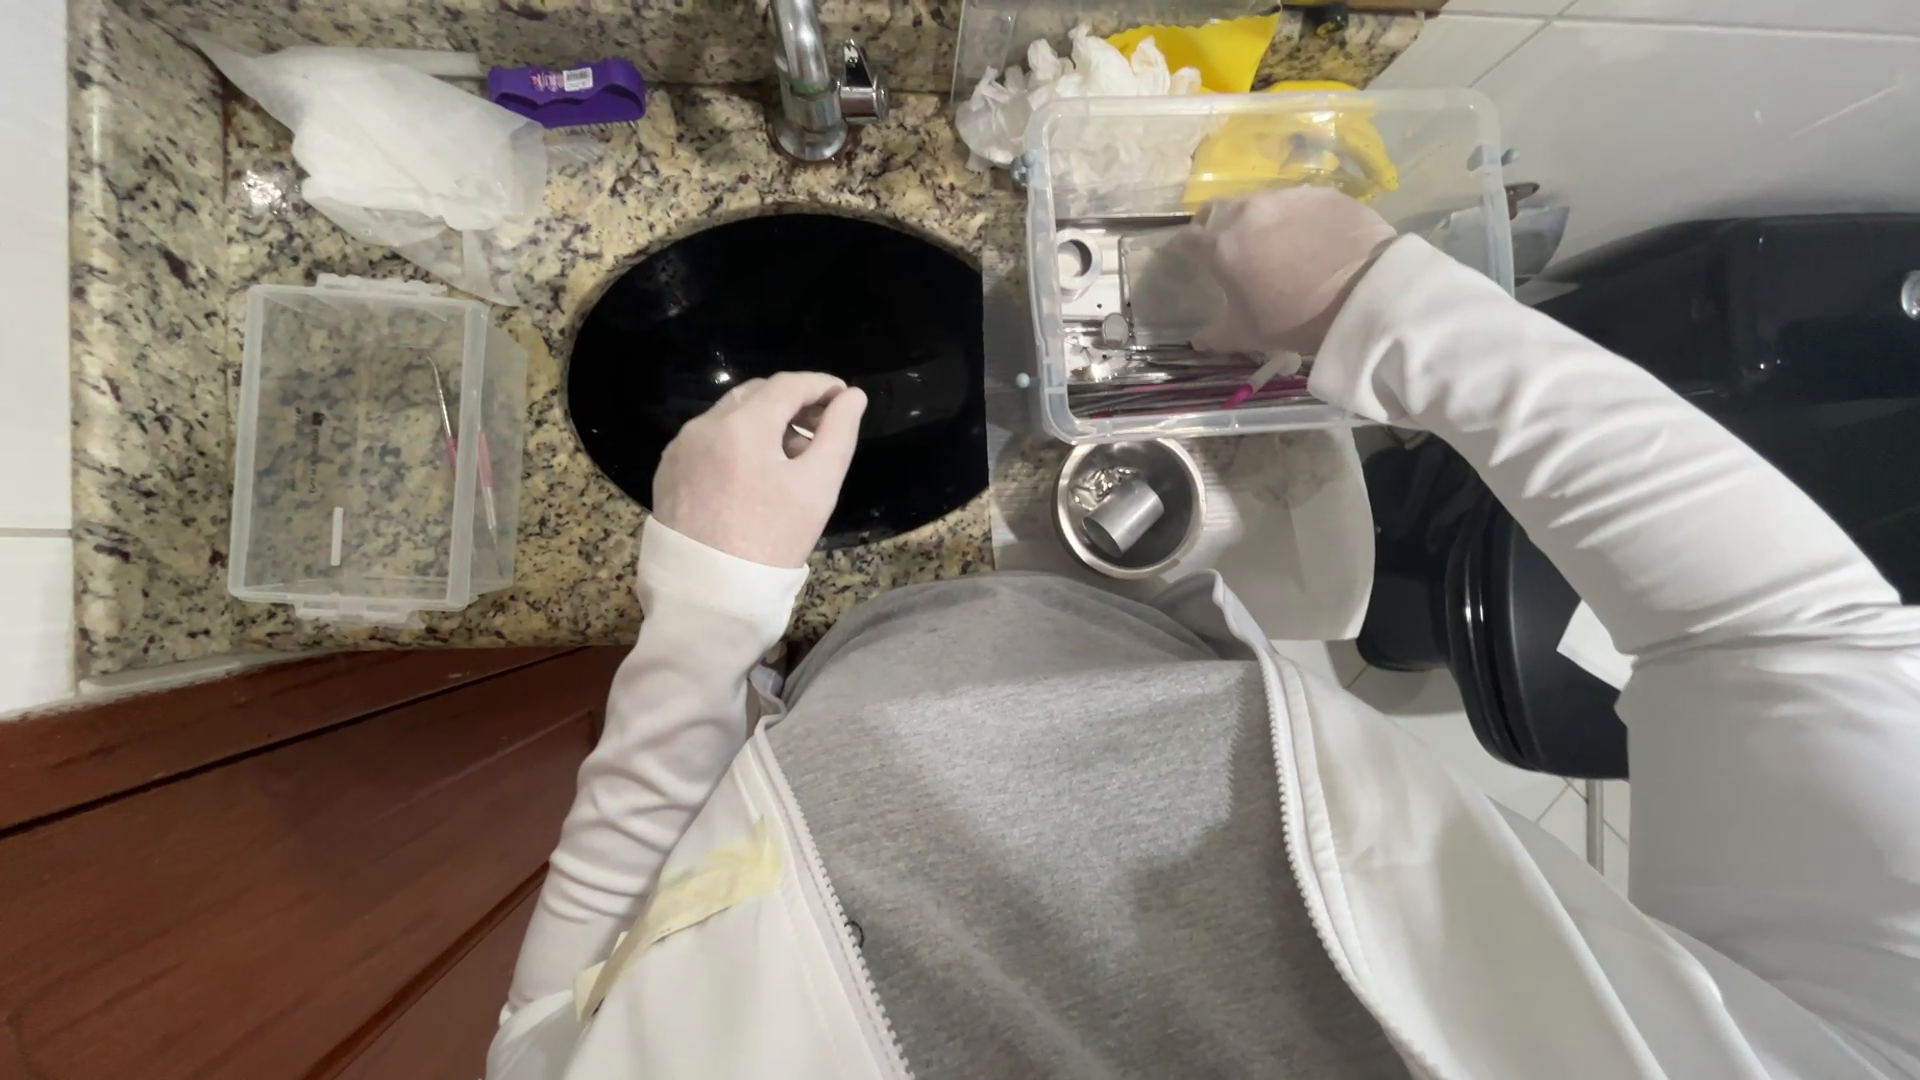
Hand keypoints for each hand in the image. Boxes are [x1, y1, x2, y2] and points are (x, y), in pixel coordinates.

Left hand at [651, 372, 867, 567]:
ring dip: (764, 423)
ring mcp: (680, 449)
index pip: (787, 385)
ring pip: (729, 417)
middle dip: (792, 402)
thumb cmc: (772, 540)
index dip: (821, 385)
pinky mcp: (668, 472)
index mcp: (741, 425)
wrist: (711, 594)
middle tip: (822, 424)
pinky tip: (755, 472)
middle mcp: (703, 426)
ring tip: (792, 454)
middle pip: (755, 395)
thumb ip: (838, 433)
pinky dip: (737, 442)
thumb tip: (852, 397)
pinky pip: (708, 441)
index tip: (844, 396)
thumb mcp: (818, 486)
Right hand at [1188, 186, 1400, 356]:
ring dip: (1252, 219)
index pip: (1185, 239)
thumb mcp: (1247, 334)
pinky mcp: (1323, 193)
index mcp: (1221, 246)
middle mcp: (1248, 212)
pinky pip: (1294, 201)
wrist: (1364, 293)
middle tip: (1218, 244)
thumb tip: (1197, 339)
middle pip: (1217, 209)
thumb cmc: (1293, 318)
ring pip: (1256, 202)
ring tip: (1265, 241)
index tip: (1177, 255)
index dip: (1178, 248)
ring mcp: (1287, 197)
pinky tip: (1302, 236)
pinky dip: (1289, 217)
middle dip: (1210, 224)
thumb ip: (1215, 334)